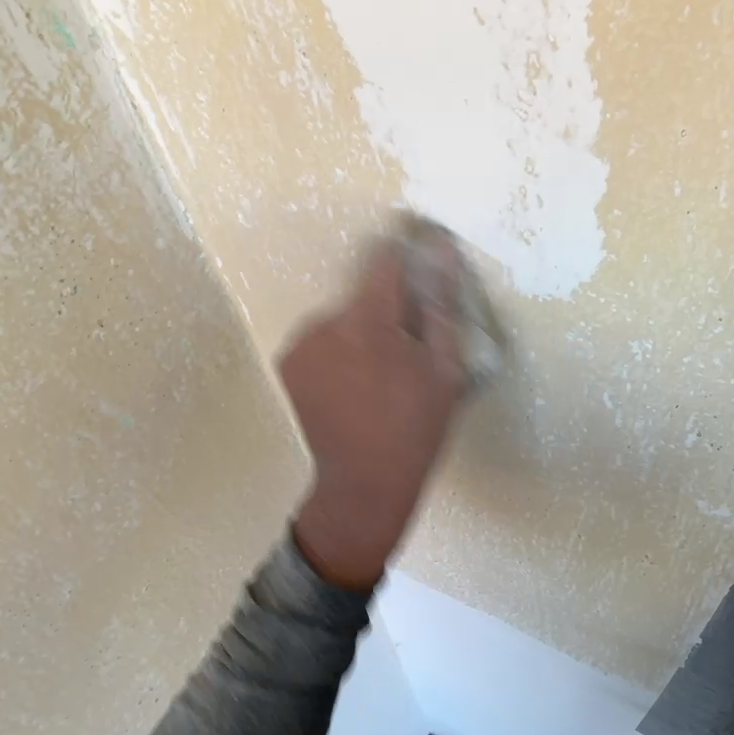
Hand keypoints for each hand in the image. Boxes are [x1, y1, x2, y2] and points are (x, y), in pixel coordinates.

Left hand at [282, 234, 469, 590]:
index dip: (408, 262)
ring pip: (344, 315)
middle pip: (364, 291)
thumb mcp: (446, 368)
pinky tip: (354, 384)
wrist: (364, 484)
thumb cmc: (416, 428)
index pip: (385, 258)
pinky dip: (340, 349)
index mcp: (367, 320)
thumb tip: (442, 249)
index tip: (424, 280)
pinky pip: (323, 338)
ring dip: (363, 330)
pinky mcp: (287, 362)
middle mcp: (324, 322)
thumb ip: (441, 304)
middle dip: (389, 308)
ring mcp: (299, 344)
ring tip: (381, 375)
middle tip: (408, 351)